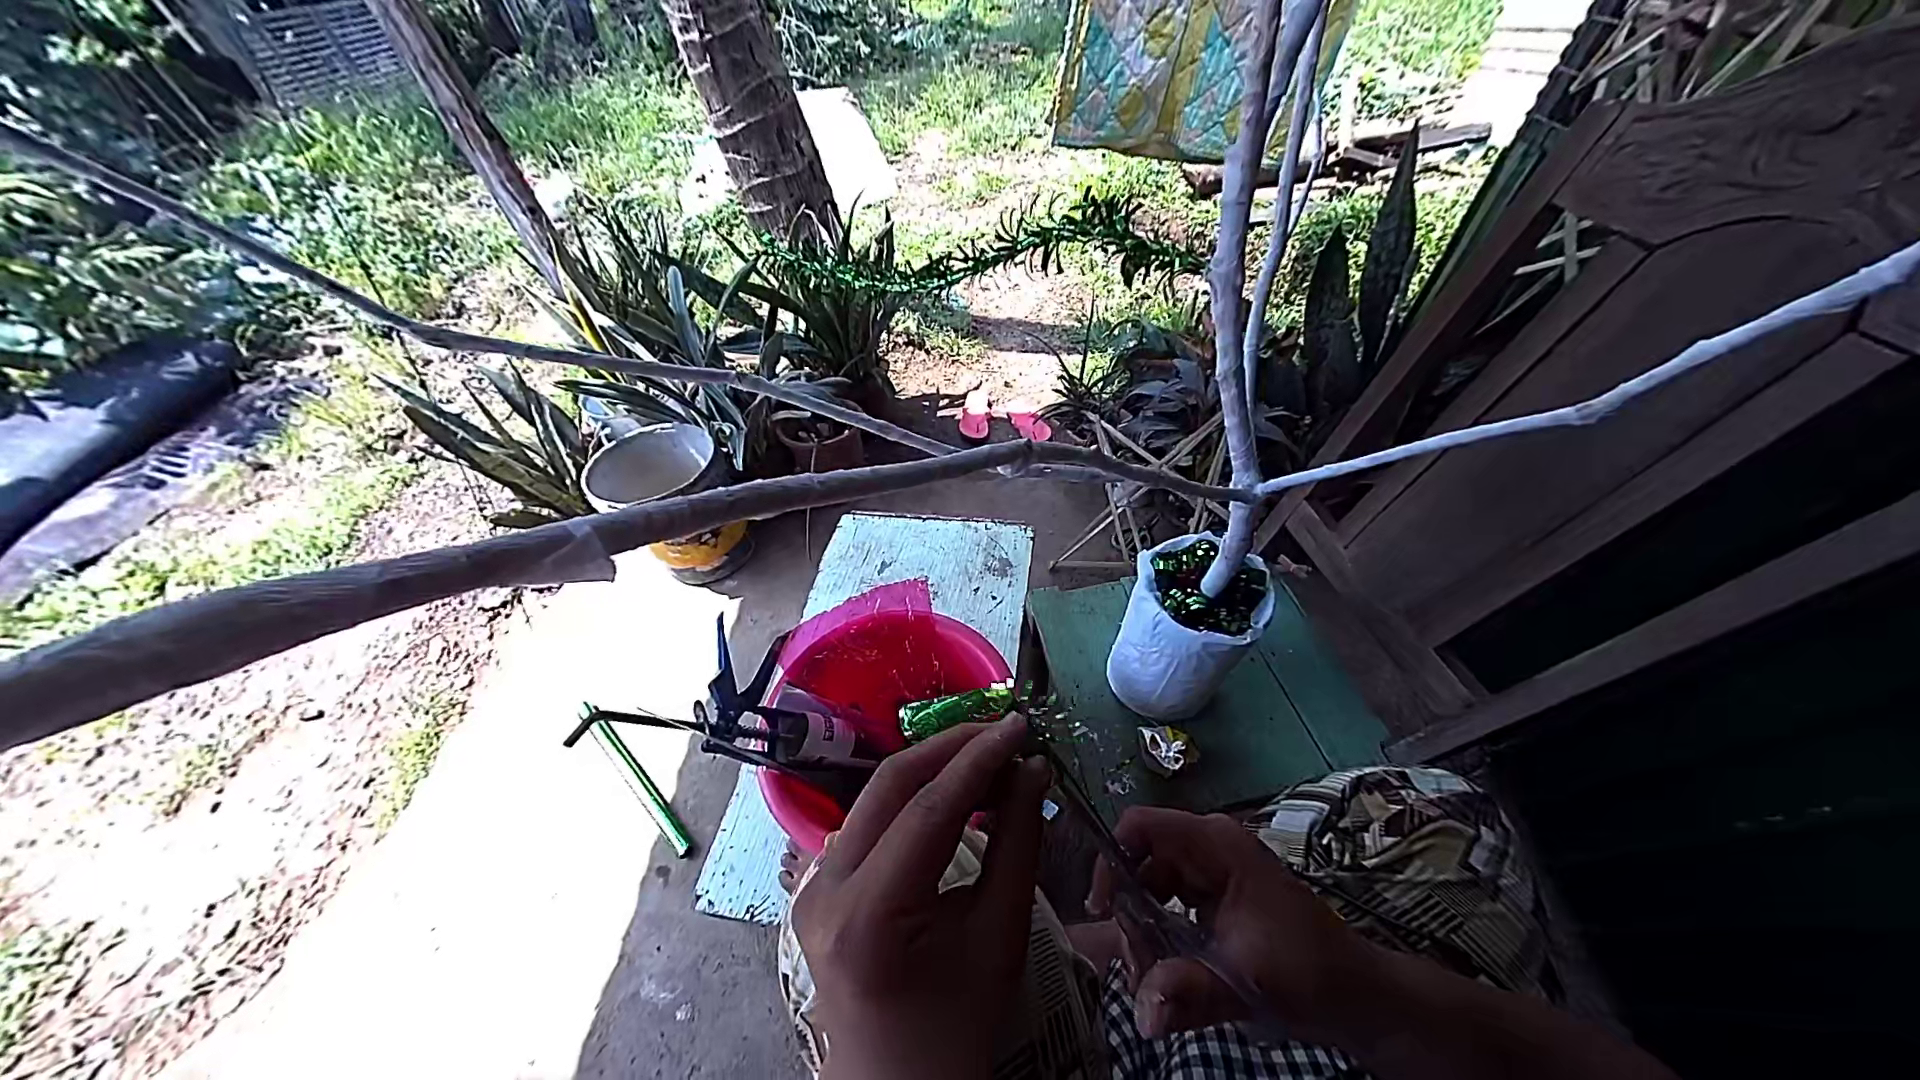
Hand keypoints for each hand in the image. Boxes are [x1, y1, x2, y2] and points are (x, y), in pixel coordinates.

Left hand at [792, 716, 1051, 1079]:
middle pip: (891, 785)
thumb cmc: (956, 1028)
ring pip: (877, 796)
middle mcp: (825, 888)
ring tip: (989, 764)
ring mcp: (812, 885)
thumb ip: (1018, 842)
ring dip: (934, 769)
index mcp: (868, 913)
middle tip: (1004, 736)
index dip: (979, 758)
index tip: (1019, 726)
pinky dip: (914, 798)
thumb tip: (1032, 770)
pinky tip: (953, 794)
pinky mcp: (817, 885)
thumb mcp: (999, 935)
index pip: (927, 808)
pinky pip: (870, 820)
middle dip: (952, 749)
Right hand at [1088, 806, 1374, 1042]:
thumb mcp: (1246, 982)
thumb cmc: (1307, 973)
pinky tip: (1165, 969)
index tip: (1102, 909)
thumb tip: (1142, 1015)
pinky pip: (1166, 902)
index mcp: (1215, 844)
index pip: (1141, 826)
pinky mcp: (1211, 892)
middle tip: (1136, 968)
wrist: (1358, 996)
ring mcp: (1209, 867)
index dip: (1113, 858)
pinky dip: (1158, 934)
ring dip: (1142, 930)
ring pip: (1149, 885)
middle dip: (1129, 913)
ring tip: (1150, 977)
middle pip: (1140, 861)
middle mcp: (1207, 846)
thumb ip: (1189, 991)